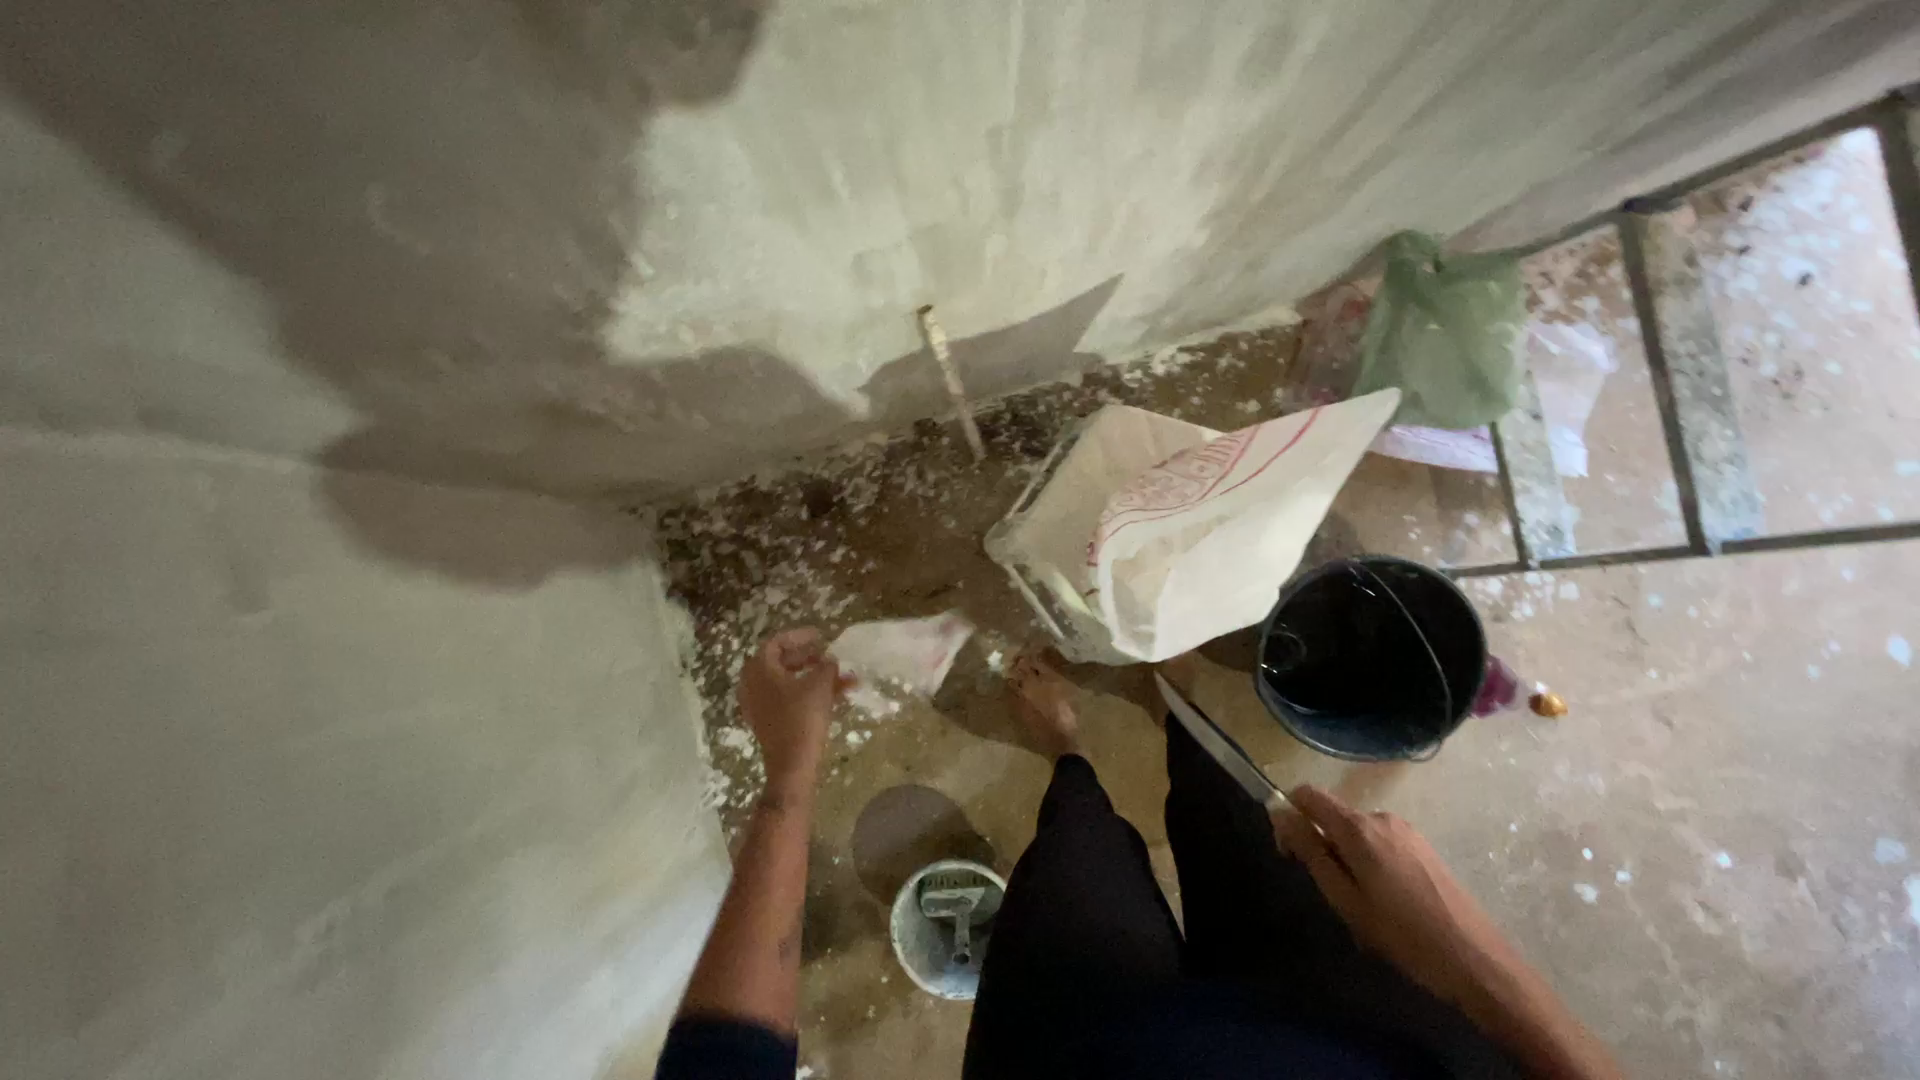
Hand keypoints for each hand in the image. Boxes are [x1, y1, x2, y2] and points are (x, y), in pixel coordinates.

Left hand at [738, 628, 846, 796]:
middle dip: (808, 658)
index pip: (776, 642)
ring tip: (841, 680)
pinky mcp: (767, 721)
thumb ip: (826, 666)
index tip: (820, 636)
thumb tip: (829, 661)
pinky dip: (807, 694)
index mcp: (760, 669)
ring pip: (788, 682)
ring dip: (813, 677)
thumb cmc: (803, 717)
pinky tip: (834, 697)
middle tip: (828, 657)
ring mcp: (758, 704)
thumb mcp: (820, 685)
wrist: (792, 763)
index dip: (800, 636)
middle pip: (780, 661)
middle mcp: (753, 684)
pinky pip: (787, 699)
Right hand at [1271, 784, 1521, 1008]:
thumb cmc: (1402, 934)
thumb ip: (1310, 851)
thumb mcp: (1344, 898)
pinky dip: (1369, 861)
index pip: (1307, 794)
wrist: (1476, 960)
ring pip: (1356, 832)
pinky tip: (1386, 901)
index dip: (1288, 814)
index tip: (1288, 851)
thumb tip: (1279, 813)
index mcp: (1357, 828)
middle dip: (1320, 843)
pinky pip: (1379, 842)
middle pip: (1332, 815)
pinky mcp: (1423, 846)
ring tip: (1360, 904)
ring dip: (1346, 856)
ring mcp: (1406, 830)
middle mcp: (1380, 817)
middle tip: (1330, 892)